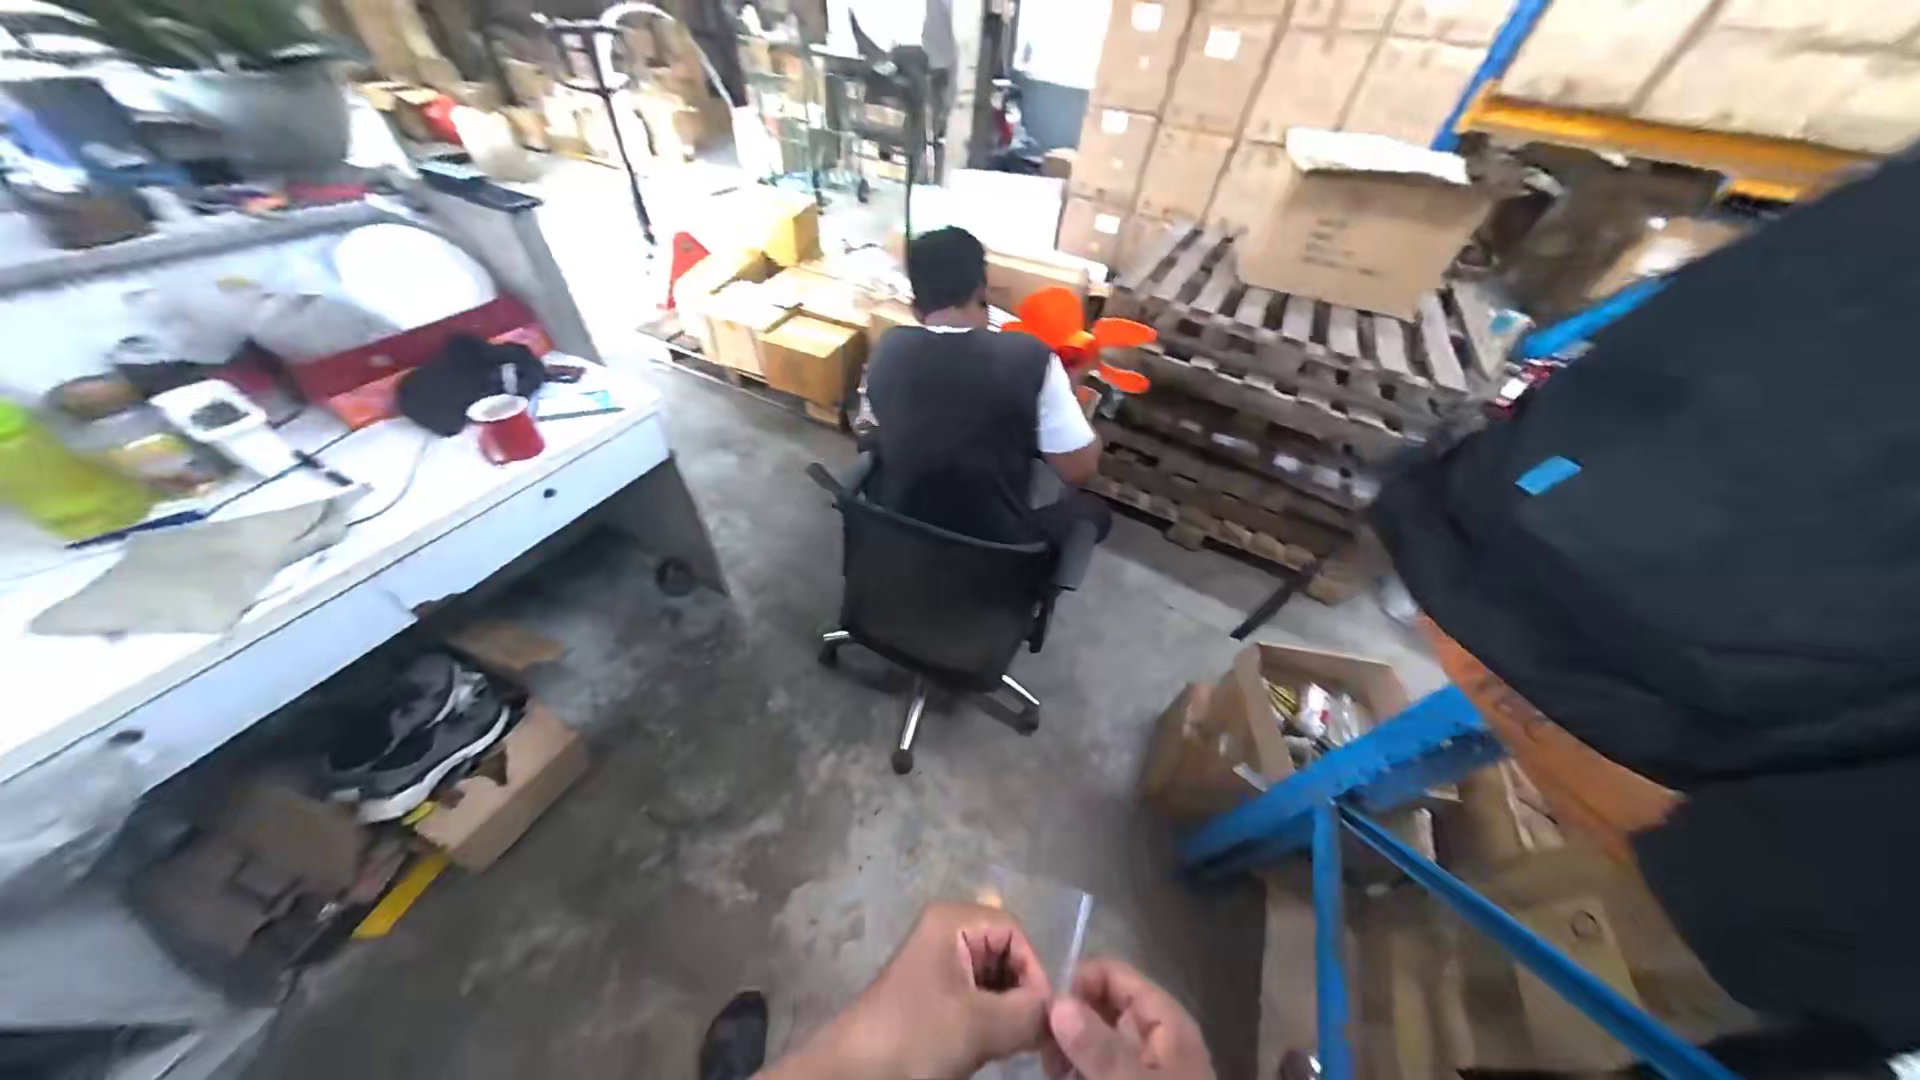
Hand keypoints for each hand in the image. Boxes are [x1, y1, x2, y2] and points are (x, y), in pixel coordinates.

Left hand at [787, 902, 1052, 1079]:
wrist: (855, 1073)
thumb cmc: (914, 1036)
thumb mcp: (977, 1026)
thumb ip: (1027, 1015)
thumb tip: (1061, 1016)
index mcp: (953, 920)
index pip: (1013, 930)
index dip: (1033, 970)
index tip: (1043, 1017)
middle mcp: (947, 930)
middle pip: (1005, 951)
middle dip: (1022, 991)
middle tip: (1031, 1035)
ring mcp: (939, 960)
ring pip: (994, 977)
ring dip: (1008, 1009)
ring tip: (1012, 1043)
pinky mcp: (935, 991)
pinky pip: (977, 995)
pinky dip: (991, 1019)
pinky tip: (991, 1045)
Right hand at [1043, 958, 1214, 1079]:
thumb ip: (1098, 1047)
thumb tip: (1058, 1001)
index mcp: (1164, 1020)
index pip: (1113, 974)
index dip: (1078, 984)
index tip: (1049, 1016)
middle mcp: (1155, 1036)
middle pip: (1102, 1005)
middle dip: (1070, 1022)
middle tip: (1046, 1054)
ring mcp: (1145, 1068)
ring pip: (1097, 1039)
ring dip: (1071, 1051)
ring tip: (1053, 1072)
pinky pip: (1100, 1069)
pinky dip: (1081, 1072)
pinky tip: (1065, 1079)